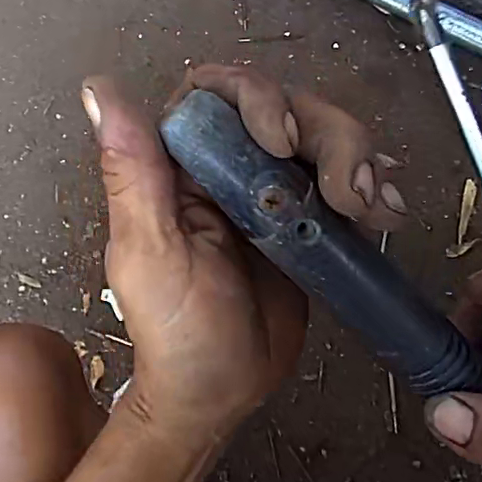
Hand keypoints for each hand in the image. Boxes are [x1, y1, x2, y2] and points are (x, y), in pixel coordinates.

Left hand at [83, 64, 408, 440]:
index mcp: (175, 167)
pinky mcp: (304, 219)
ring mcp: (266, 192)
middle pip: (279, 106)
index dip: (253, 96)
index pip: (213, 94)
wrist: (221, 392)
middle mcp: (220, 169)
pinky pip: (340, 178)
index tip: (280, 141)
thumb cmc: (176, 332)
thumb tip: (98, 89)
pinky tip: (384, 208)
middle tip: (345, 187)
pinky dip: (369, 182)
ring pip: (316, 135)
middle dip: (322, 131)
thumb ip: (131, 172)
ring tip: (368, 205)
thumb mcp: (150, 252)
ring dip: (353, 155)